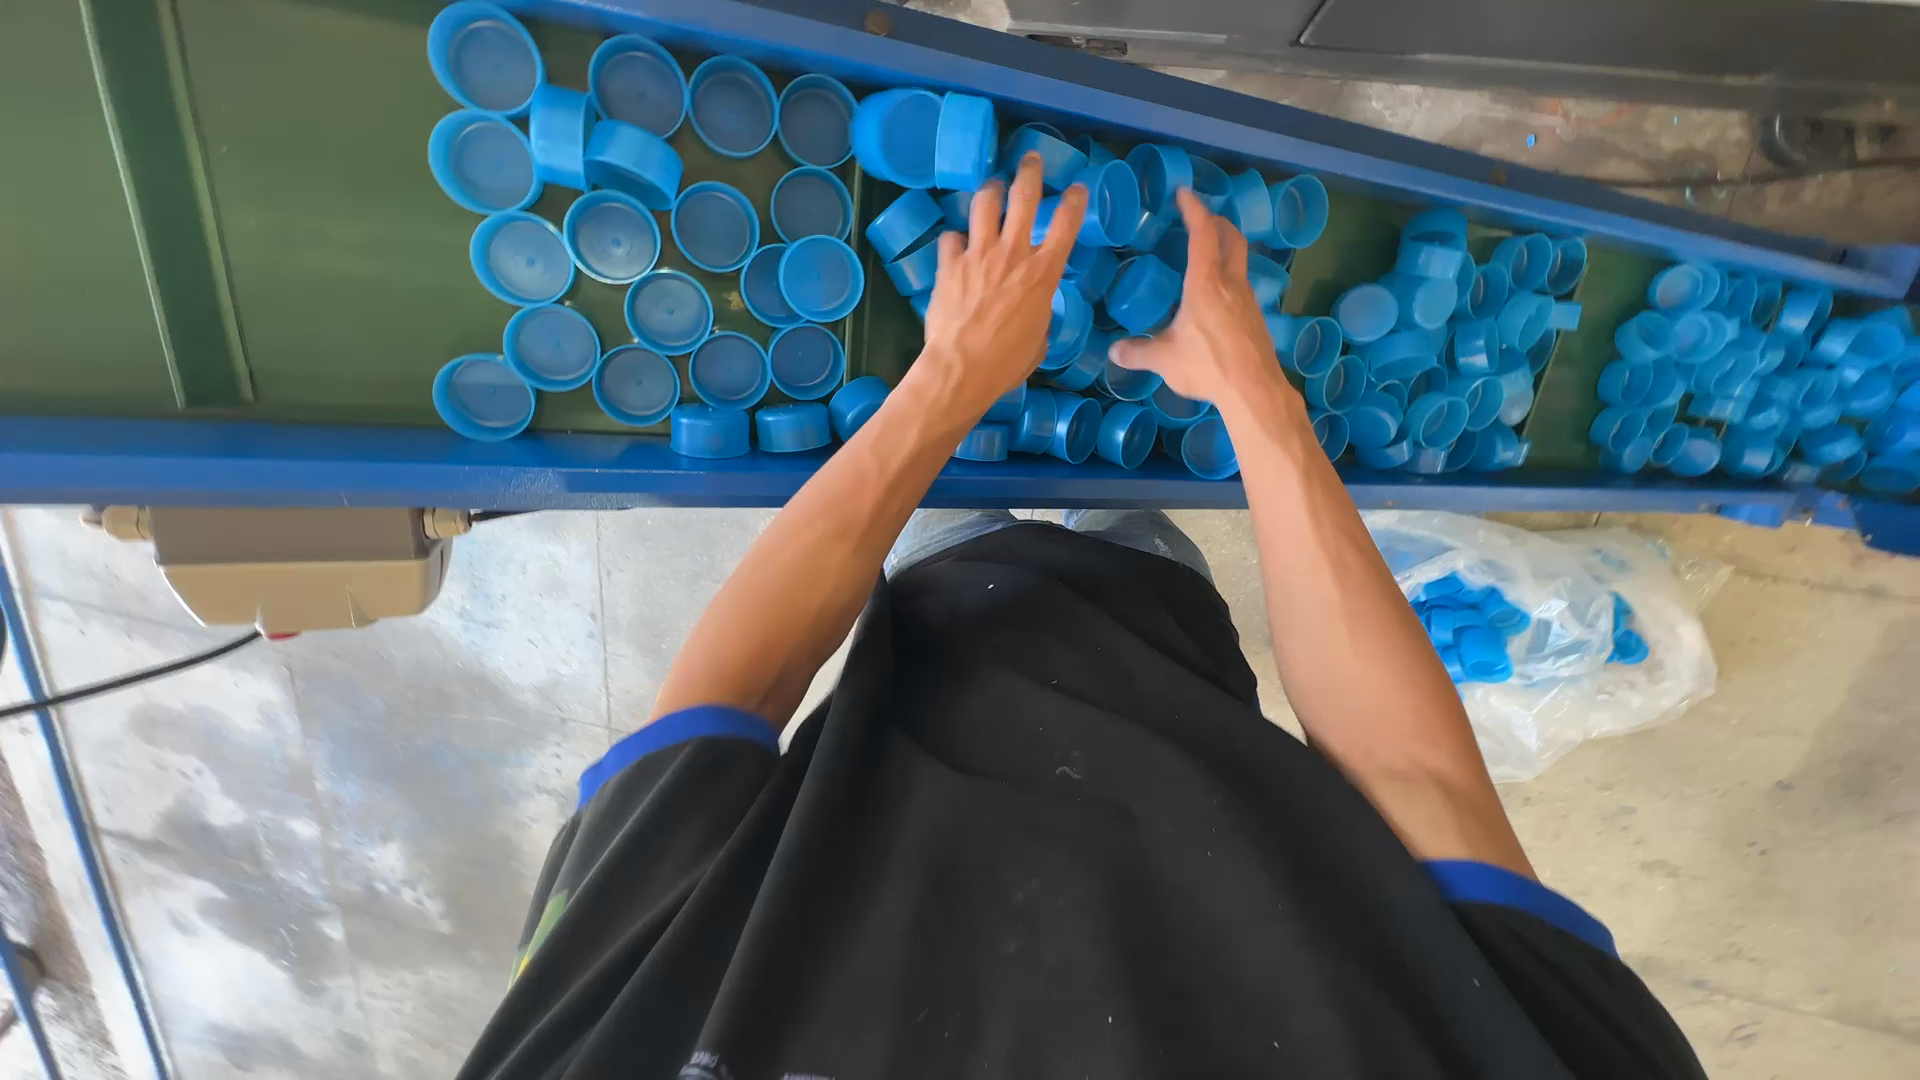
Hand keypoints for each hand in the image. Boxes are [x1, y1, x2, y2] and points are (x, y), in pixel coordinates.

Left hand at [910, 153, 1086, 420]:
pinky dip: (955, 240)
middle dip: (1030, 172)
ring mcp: (978, 255)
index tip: (1076, 189)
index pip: (1067, 223)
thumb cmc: (1006, 363)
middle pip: (1024, 196)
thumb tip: (1032, 311)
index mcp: (1043, 274)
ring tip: (992, 188)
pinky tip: (956, 245)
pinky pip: (951, 238)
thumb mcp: (1038, 340)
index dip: (1074, 200)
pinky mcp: (949, 265)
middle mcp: (1013, 254)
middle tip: (1031, 160)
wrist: (962, 368)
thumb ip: (1038, 313)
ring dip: (991, 191)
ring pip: (985, 203)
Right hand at [1109, 189, 1294, 409]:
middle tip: (1201, 218)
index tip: (1184, 194)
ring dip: (1225, 249)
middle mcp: (1230, 283)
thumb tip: (1114, 351)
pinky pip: (1241, 285)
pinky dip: (1228, 277)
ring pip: (1240, 261)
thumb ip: (1137, 352)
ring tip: (1208, 254)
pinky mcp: (1255, 317)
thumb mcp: (1164, 359)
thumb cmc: (1207, 365)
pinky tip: (1217, 296)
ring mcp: (1247, 299)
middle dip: (1217, 222)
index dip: (1194, 209)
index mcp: (1205, 282)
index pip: (1203, 233)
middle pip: (1231, 238)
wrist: (1252, 388)